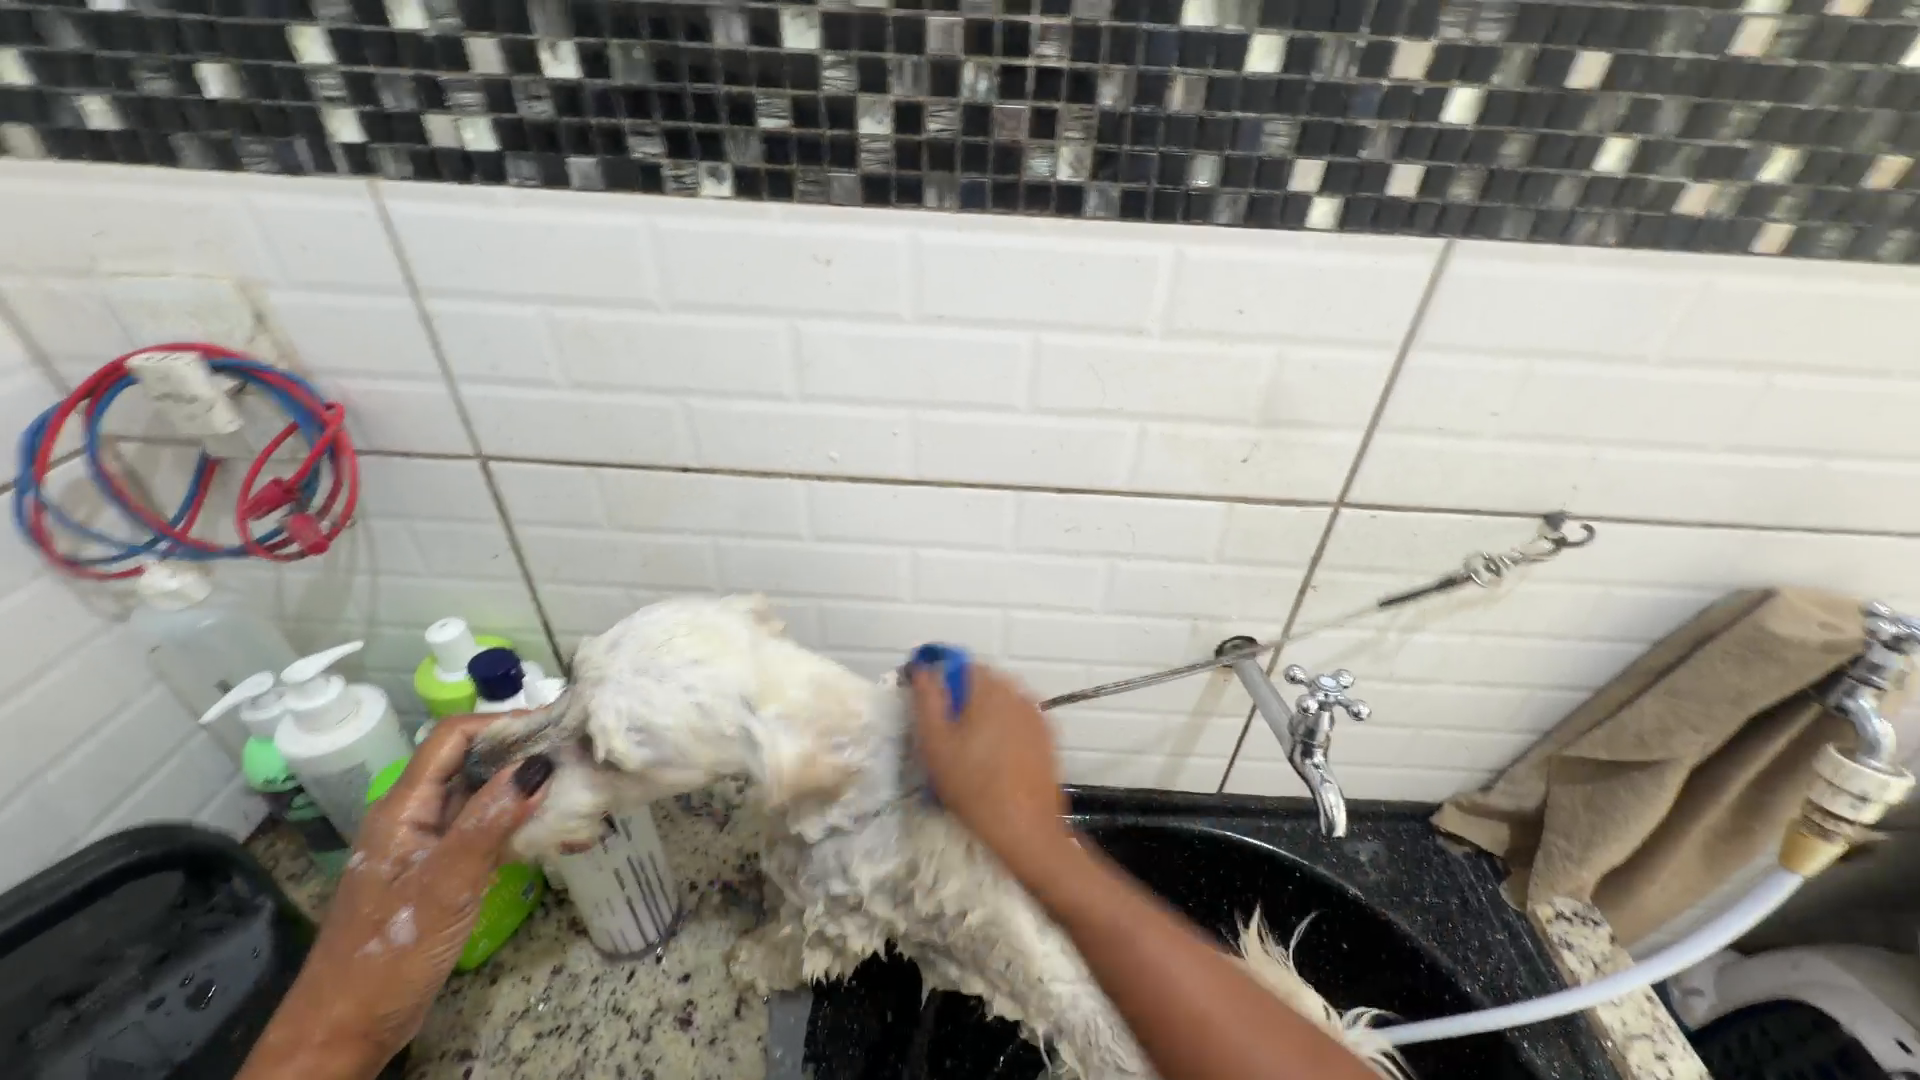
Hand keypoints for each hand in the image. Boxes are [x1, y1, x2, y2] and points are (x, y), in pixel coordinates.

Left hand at [240, 715, 552, 1079]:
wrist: (346, 1031)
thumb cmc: (388, 955)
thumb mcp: (446, 884)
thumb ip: (490, 821)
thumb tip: (539, 764)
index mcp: (404, 808)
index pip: (453, 738)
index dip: (502, 724)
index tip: (555, 727)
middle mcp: (416, 817)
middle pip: (473, 764)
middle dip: (524, 755)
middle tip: (578, 755)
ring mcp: (431, 846)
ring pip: (485, 800)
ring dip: (529, 793)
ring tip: (580, 790)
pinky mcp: (445, 874)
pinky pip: (489, 835)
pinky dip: (524, 829)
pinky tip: (562, 835)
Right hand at [911, 664, 1071, 872]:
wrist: (1024, 829)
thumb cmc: (973, 785)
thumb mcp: (935, 743)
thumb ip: (927, 698)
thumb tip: (922, 668)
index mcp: (990, 687)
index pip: (960, 664)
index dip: (940, 681)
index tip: (928, 709)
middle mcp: (1018, 692)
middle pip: (982, 682)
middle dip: (962, 700)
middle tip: (946, 737)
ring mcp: (1037, 715)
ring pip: (1001, 702)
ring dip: (984, 715)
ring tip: (969, 753)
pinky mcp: (1048, 737)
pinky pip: (1018, 721)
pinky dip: (1004, 730)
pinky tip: (994, 760)